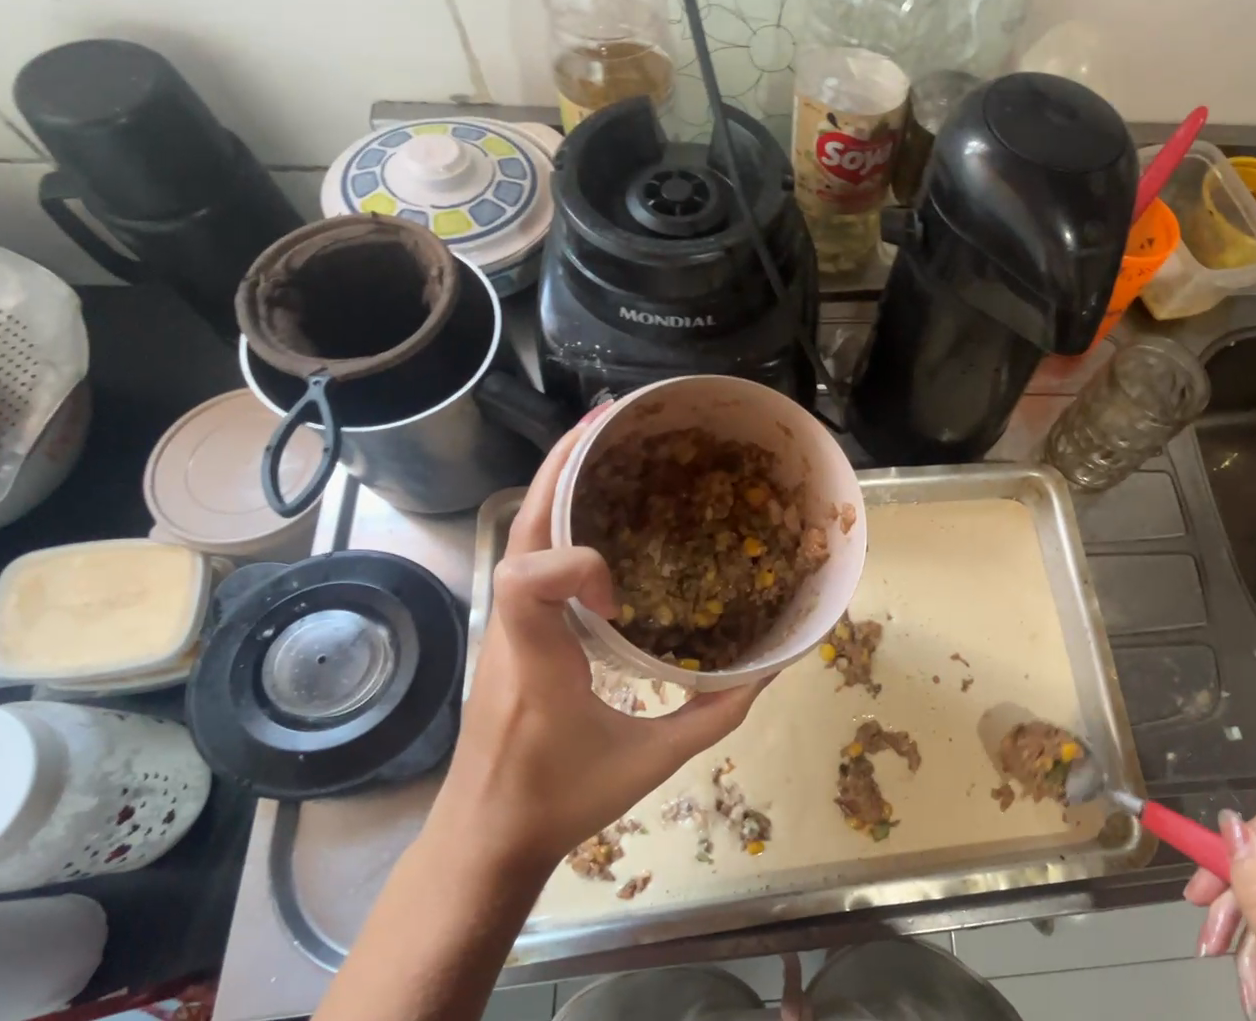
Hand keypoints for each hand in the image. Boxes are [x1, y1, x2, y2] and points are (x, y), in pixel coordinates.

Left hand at [428, 414, 771, 872]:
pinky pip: (531, 555)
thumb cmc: (560, 800)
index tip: (617, 601)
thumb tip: (770, 670)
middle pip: (521, 525)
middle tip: (612, 420)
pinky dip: (560, 516)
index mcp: (535, 658)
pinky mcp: (509, 628)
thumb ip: (714, 716)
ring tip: (606, 441)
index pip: (527, 577)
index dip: (575, 568)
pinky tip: (598, 506)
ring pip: (521, 533)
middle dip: (563, 466)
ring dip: (559, 481)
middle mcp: (509, 627)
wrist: (485, 835)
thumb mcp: (649, 763)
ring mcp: (503, 624)